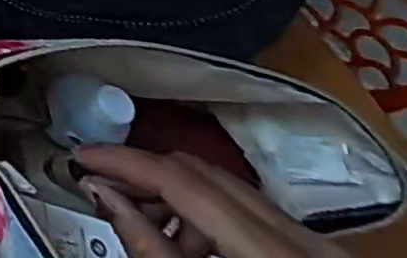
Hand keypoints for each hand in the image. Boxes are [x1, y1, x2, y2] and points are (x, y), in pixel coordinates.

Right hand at [73, 146, 351, 257]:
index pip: (181, 179)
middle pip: (201, 174)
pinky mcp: (324, 256)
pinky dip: (208, 219)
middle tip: (102, 186)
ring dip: (175, 200)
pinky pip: (251, 214)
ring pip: (224, 189)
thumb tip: (103, 194)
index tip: (82, 157)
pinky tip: (189, 247)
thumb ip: (150, 249)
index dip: (121, 161)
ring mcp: (322, 247)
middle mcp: (306, 240)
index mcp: (276, 254)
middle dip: (144, 175)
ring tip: (148, 231)